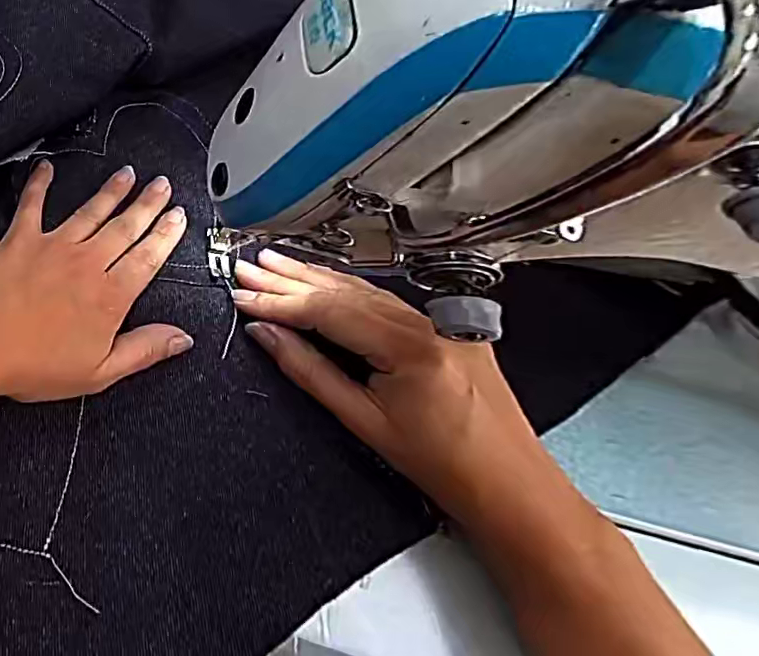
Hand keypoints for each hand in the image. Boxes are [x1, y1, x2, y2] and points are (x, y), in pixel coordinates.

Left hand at [0, 160, 192, 402]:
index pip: (147, 258)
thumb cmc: (33, 364)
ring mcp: (53, 246)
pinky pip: (33, 204)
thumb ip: (143, 350)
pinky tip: (47, 167)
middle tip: (162, 184)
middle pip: (125, 227)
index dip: (166, 235)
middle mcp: (86, 263)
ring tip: (127, 174)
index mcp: (108, 296)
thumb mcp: (98, 372)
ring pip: (91, 211)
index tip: (178, 216)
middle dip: (147, 203)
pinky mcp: (21, 239)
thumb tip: (181, 339)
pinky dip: (40, 184)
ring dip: (111, 191)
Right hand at [233, 250, 554, 522]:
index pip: (326, 309)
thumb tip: (267, 335)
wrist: (514, 492)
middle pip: (341, 290)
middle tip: (249, 269)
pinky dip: (345, 290)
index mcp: (408, 346)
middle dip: (288, 278)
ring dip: (314, 277)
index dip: (278, 301)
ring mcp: (437, 321)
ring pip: (361, 289)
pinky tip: (322, 280)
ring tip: (275, 265)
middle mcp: (425, 323)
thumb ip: (309, 371)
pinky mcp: (443, 326)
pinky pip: (383, 299)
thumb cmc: (448, 468)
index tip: (244, 296)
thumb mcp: (364, 422)